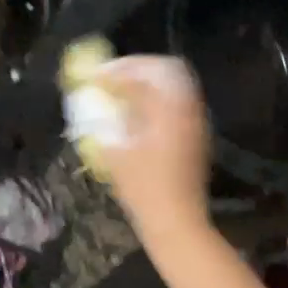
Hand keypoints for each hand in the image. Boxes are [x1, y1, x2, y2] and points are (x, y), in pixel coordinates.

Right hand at [98, 55, 213, 246]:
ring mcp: (195, 121)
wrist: (176, 219)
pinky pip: (176, 104)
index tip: (96, 74)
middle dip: (137, 69)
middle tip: (111, 79)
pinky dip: (155, 101)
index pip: (146, 70)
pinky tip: (135, 117)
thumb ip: (103, 119)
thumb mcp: (115, 152)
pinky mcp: (195, 135)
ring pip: (174, 86)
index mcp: (169, 108)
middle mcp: (188, 108)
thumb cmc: (143, 188)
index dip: (119, 68)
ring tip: (119, 97)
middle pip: (167, 70)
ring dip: (147, 84)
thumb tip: (92, 98)